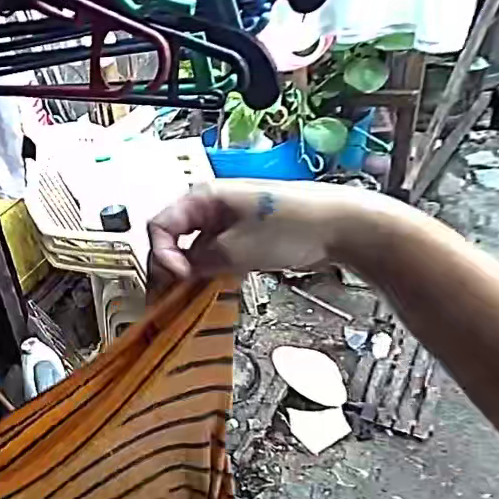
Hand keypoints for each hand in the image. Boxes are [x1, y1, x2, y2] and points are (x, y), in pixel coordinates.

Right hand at [146, 180, 387, 287]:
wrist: (338, 226)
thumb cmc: (289, 227)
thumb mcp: (236, 249)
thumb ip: (200, 262)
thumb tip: (177, 274)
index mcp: (202, 197)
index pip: (159, 226)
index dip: (161, 254)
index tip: (178, 279)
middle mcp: (209, 206)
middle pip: (172, 238)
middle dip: (169, 267)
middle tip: (171, 298)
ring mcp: (225, 222)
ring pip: (192, 250)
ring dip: (187, 274)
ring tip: (186, 300)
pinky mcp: (240, 237)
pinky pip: (212, 255)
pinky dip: (207, 273)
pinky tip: (208, 292)